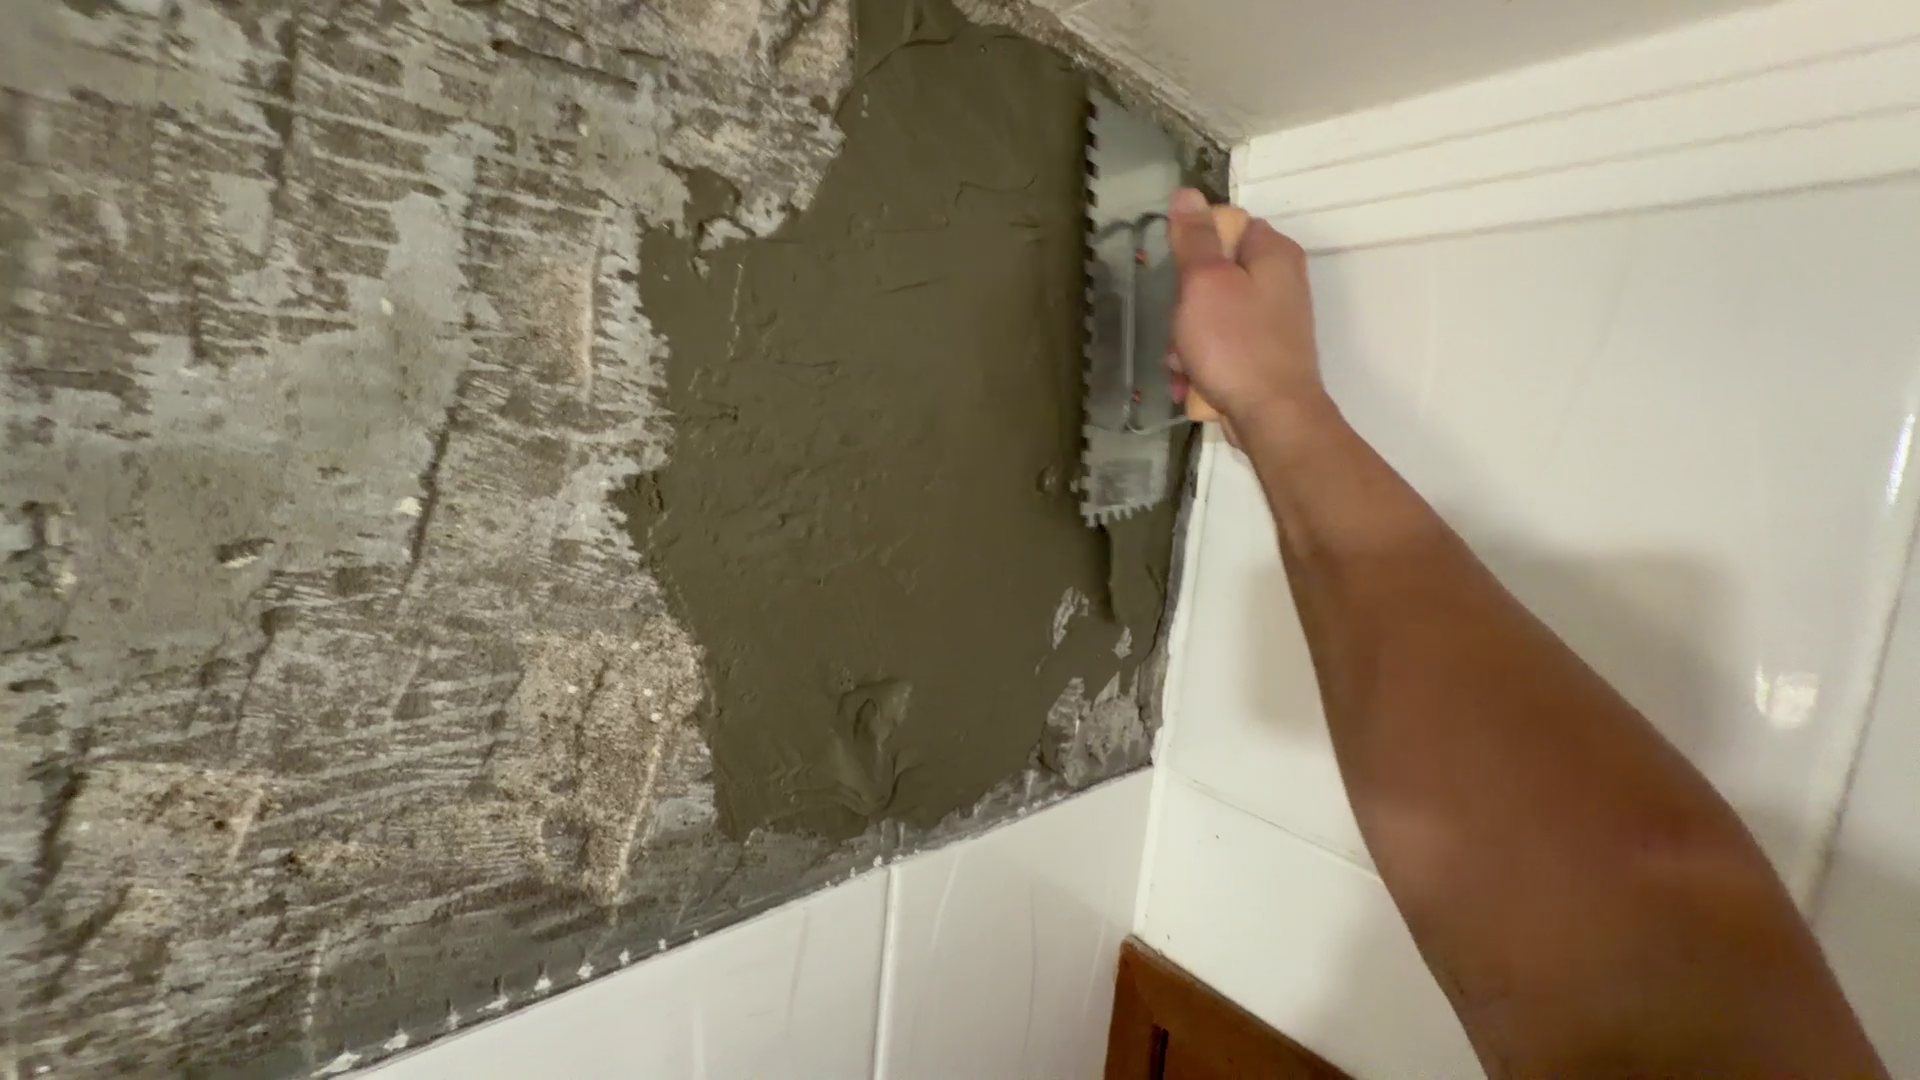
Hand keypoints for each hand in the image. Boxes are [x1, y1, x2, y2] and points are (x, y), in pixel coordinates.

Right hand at [1167, 189, 1327, 444]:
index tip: (1176, 276)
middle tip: (1178, 328)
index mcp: (1273, 253)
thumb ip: (1193, 239)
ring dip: (1187, 341)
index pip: (1226, 225)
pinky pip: (1222, 349)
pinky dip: (1203, 364)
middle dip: (1185, 307)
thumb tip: (1187, 193)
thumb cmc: (1235, 345)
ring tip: (1183, 364)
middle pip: (1215, 276)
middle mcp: (1280, 281)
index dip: (1194, 247)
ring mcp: (1274, 322)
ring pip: (1212, 317)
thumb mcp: (1204, 283)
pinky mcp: (1265, 357)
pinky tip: (1192, 383)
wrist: (1272, 416)